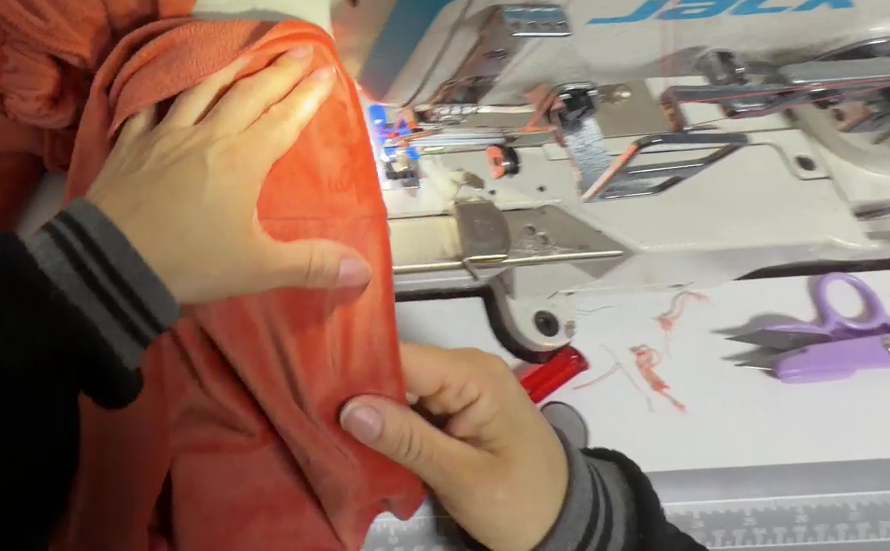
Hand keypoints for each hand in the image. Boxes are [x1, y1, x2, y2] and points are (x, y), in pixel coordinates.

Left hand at [85, 44, 370, 305]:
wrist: (114, 260)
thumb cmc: (189, 262)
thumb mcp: (257, 268)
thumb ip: (310, 264)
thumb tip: (363, 268)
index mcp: (242, 159)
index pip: (284, 118)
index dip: (309, 94)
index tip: (328, 71)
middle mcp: (207, 135)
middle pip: (249, 94)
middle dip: (278, 71)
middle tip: (300, 49)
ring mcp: (166, 133)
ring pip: (201, 90)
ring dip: (227, 68)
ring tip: (245, 51)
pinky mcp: (132, 141)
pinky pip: (147, 107)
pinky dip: (159, 93)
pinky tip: (163, 86)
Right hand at [339, 344, 568, 550]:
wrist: (572, 531)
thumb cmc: (525, 506)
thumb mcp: (465, 480)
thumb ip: (408, 441)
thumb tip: (350, 409)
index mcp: (473, 374)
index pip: (403, 357)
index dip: (360, 370)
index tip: (318, 386)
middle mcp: (463, 368)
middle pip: (397, 367)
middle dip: (361, 389)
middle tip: (317, 408)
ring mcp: (458, 386)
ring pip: (399, 384)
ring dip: (371, 405)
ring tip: (328, 419)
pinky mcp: (453, 405)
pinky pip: (411, 401)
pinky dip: (389, 418)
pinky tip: (359, 430)